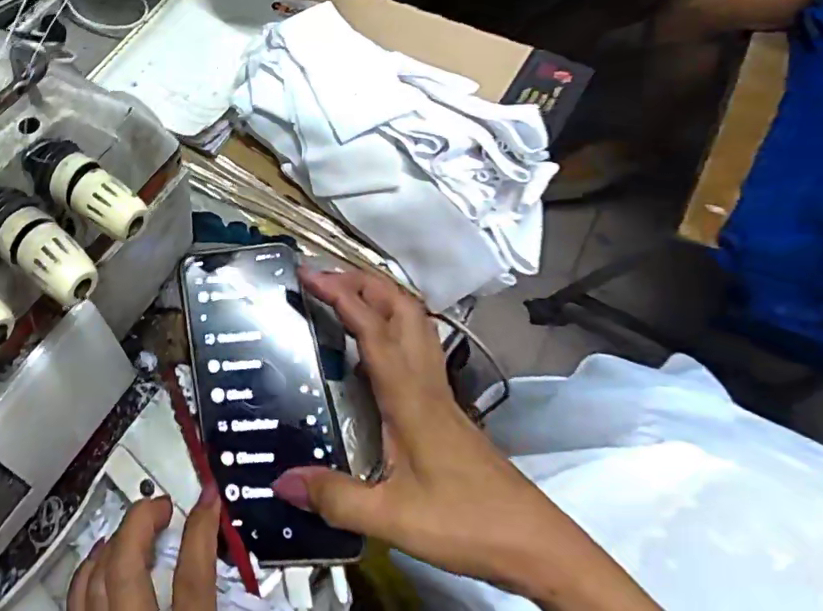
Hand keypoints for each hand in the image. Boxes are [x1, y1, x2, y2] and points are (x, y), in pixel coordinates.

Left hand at [68, 485, 220, 610]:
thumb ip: (219, 603)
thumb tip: (239, 593)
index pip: (193, 579)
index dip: (201, 531)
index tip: (207, 498)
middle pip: (127, 565)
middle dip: (140, 522)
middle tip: (160, 506)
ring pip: (94, 578)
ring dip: (112, 544)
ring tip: (130, 526)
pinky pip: (76, 601)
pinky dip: (86, 575)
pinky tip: (96, 564)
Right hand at [270, 267, 659, 610]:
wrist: (540, 547)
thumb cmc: (469, 524)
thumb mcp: (395, 519)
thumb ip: (337, 499)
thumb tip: (282, 482)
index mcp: (409, 397)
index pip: (373, 329)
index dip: (340, 295)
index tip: (308, 274)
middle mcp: (426, 383)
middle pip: (401, 309)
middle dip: (362, 282)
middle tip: (322, 279)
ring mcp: (439, 392)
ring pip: (414, 322)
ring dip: (379, 298)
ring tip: (342, 297)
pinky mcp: (445, 407)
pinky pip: (415, 346)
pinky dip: (389, 325)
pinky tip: (368, 348)